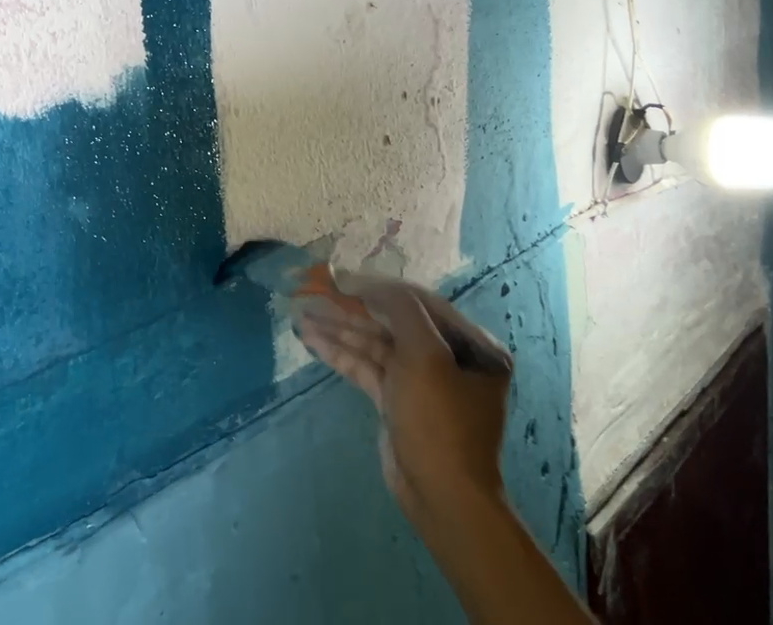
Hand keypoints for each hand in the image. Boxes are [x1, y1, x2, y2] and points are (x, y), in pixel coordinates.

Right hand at [297, 275, 511, 523]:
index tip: (336, 278)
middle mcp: (449, 359)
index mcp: (472, 346)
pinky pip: (367, 366)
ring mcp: (421, 380)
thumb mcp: (425, 358)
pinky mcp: (397, 400)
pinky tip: (310, 340)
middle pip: (392, 322)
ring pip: (374, 344)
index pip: (418, 303)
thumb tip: (364, 283)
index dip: (375, 288)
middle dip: (350, 309)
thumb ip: (399, 311)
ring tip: (300, 315)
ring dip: (339, 329)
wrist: (442, 493)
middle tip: (311, 294)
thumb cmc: (440, 421)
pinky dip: (340, 353)